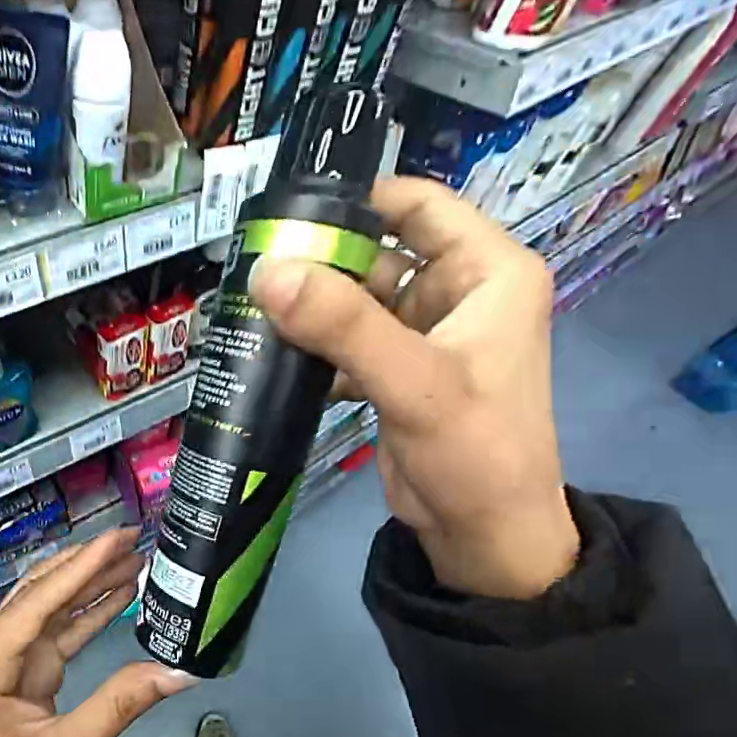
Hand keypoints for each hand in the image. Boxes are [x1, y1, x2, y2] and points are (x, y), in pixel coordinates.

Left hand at [0, 527, 198, 736]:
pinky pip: (59, 637)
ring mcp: (9, 667)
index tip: (116, 539)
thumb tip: (181, 668)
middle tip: (129, 539)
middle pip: (38, 598)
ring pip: (51, 613)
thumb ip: (122, 703)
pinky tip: (118, 596)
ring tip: (132, 558)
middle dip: (83, 566)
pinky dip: (88, 618)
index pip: (34, 605)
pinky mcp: (26, 679)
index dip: (78, 570)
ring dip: (89, 587)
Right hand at [248, 176, 577, 599]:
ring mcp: (419, 335)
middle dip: (318, 262)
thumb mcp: (414, 381)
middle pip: (374, 254)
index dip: (356, 201)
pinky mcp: (392, 372)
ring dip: (308, 308)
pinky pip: (344, 341)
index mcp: (485, 272)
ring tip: (250, 312)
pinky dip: (312, 347)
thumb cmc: (473, 451)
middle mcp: (454, 293)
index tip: (287, 215)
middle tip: (251, 271)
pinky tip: (274, 358)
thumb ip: (344, 325)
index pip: (417, 206)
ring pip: (353, 300)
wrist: (483, 534)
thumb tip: (268, 270)